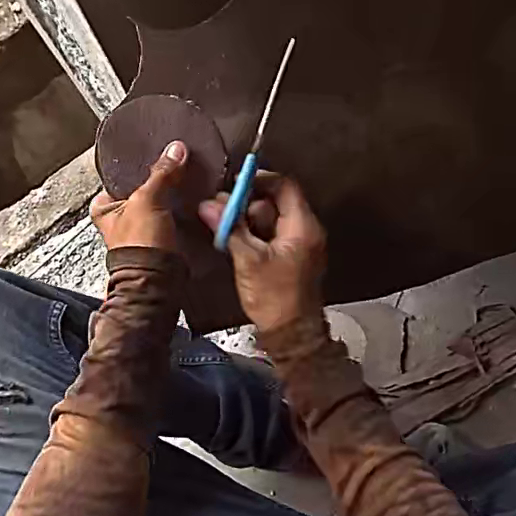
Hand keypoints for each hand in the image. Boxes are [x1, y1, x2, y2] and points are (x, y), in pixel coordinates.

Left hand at [90, 139, 188, 252]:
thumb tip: (175, 150)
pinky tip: (195, 202)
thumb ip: (161, 173)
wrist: (158, 283)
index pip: (121, 175)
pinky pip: (175, 217)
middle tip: (178, 166)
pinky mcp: (164, 240)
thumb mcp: (147, 200)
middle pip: (145, 188)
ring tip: (189, 182)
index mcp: (104, 208)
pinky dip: (184, 210)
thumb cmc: (138, 250)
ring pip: (162, 202)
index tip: (158, 153)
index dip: (139, 165)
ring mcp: (144, 230)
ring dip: (175, 195)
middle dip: (161, 180)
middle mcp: (122, 219)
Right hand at [197, 171, 326, 333]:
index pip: (285, 185)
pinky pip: (272, 236)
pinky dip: (254, 236)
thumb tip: (209, 206)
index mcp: (303, 226)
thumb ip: (229, 228)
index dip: (259, 180)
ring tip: (225, 232)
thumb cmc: (275, 299)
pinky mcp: (291, 258)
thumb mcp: (248, 259)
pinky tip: (235, 244)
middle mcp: (306, 231)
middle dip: (247, 205)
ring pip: (271, 220)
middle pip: (275, 202)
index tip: (234, 186)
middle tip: (222, 212)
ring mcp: (299, 245)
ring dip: (247, 222)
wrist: (291, 335)